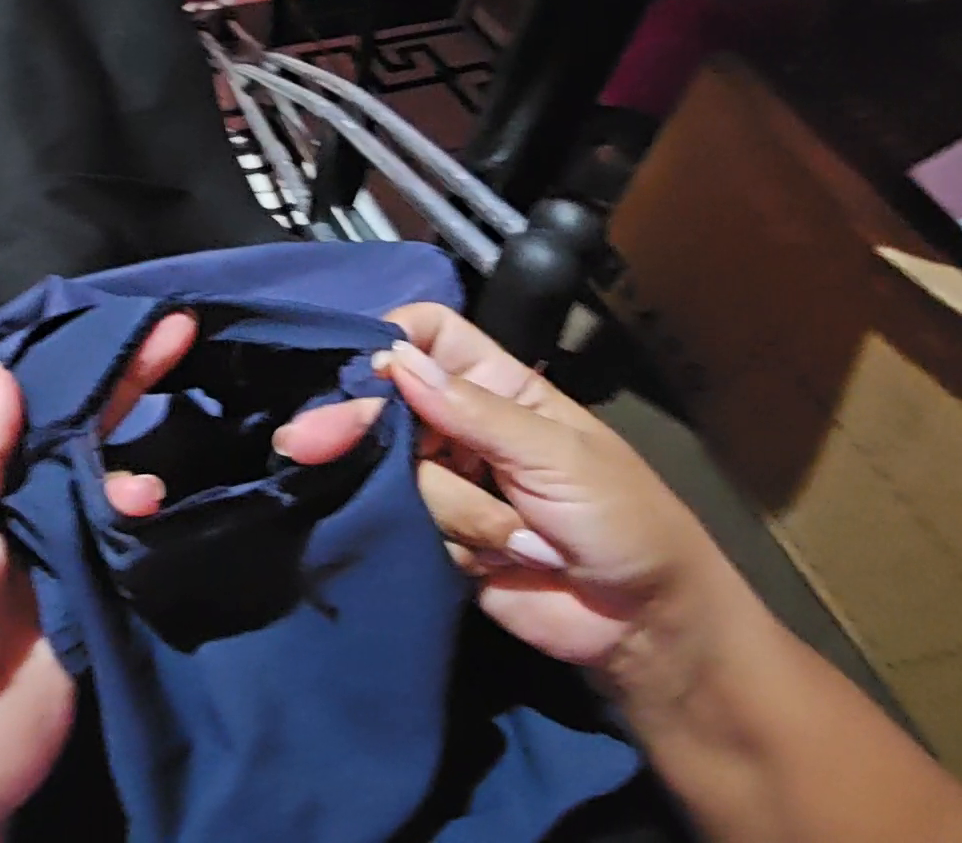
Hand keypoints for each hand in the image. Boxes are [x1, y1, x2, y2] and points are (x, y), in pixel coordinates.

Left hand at [0, 315, 196, 842]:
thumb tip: (3, 373)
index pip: (36, 409)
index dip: (77, 363)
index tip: (122, 319)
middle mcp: (29, 506)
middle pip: (87, 433)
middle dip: (130, 382)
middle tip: (180, 330)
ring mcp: (70, 550)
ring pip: (117, 484)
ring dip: (136, 467)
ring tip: (142, 484)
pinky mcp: (103, 594)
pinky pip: (134, 544)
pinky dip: (148, 520)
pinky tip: (153, 507)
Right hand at [271, 304, 734, 671]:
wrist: (642, 625)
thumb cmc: (622, 519)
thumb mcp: (556, 455)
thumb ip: (473, 410)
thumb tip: (396, 358)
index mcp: (496, 385)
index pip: (430, 336)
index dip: (392, 343)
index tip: (365, 372)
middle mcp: (460, 426)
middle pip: (389, 405)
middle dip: (368, 430)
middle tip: (318, 445)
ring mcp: (446, 481)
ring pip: (400, 476)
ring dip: (458, 513)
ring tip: (523, 539)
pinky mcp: (436, 534)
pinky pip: (409, 526)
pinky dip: (455, 547)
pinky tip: (500, 564)